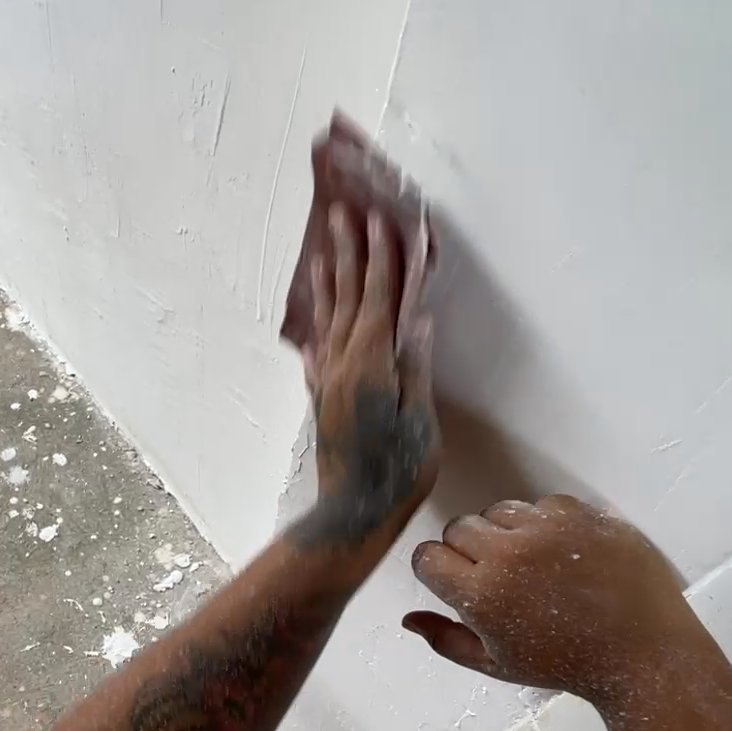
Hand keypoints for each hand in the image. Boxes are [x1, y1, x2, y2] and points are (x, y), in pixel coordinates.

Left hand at [291, 205, 438, 549]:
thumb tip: (416, 319)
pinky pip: (317, 356)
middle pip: (347, 300)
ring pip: (327, 323)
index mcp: (370, 364)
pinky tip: (311, 330)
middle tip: (339, 215)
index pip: (378, 299)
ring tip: (321, 253)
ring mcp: (328, 383)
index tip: (377, 221)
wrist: (353, 512)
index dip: (380, 259)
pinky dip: (316, 334)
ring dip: (327, 285)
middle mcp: (342, 365)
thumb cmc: (398, 471)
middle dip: (347, 256)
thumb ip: (415, 366)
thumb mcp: (420, 419)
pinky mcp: (322, 402)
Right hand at [402, 496, 704, 702]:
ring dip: (503, 533)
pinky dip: (544, 524)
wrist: (644, 654)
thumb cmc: (565, 665)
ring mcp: (547, 529)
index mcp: (482, 594)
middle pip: (458, 527)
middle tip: (497, 576)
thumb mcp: (496, 665)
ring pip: (497, 511)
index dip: (437, 570)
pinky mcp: (581, 514)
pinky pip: (541, 504)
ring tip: (531, 563)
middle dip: (467, 549)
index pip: (426, 556)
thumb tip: (408, 619)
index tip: (456, 583)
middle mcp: (508, 553)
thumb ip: (446, 640)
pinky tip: (563, 553)